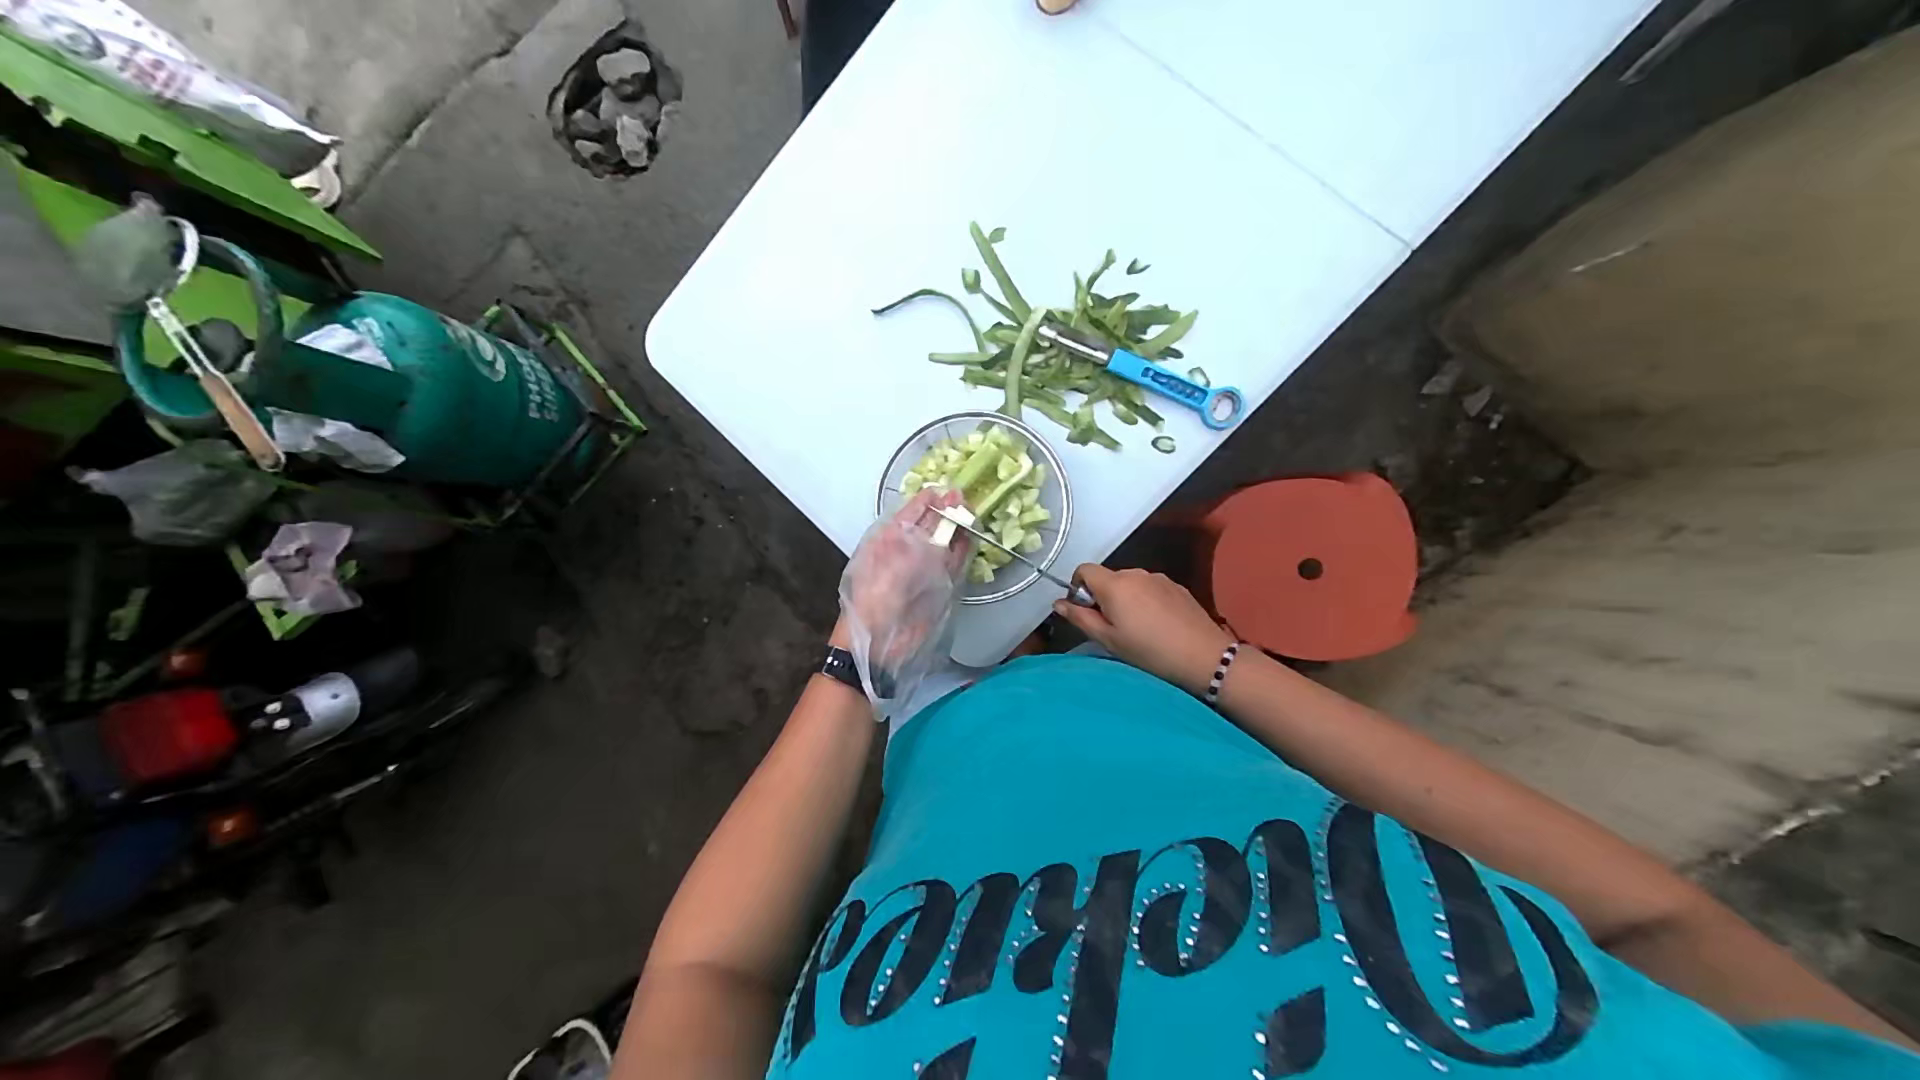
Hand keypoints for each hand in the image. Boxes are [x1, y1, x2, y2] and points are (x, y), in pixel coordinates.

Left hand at [838, 489, 969, 703]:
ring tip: (972, 514)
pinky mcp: (938, 587)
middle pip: (932, 524)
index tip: (950, 490)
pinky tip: (971, 537)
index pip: (913, 510)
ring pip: (946, 542)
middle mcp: (907, 551)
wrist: (876, 644)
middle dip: (948, 510)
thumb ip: (924, 534)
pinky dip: (963, 551)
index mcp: (889, 539)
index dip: (931, 499)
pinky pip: (953, 563)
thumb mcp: (897, 559)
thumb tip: (944, 506)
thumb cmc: (877, 598)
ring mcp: (924, 569)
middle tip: (965, 498)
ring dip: (959, 528)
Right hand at [1052, 566, 1234, 695]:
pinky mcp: (1177, 586)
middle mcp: (1136, 573)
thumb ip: (1080, 618)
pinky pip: (1150, 588)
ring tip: (1138, 629)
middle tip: (1112, 628)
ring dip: (1126, 599)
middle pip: (1108, 578)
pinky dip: (1146, 601)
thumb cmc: (1149, 651)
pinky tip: (1158, 626)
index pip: (1084, 570)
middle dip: (1103, 597)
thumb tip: (1059, 603)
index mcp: (1114, 584)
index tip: (1086, 612)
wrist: (1203, 656)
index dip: (1078, 588)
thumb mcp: (1108, 640)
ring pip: (1130, 583)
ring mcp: (1159, 578)